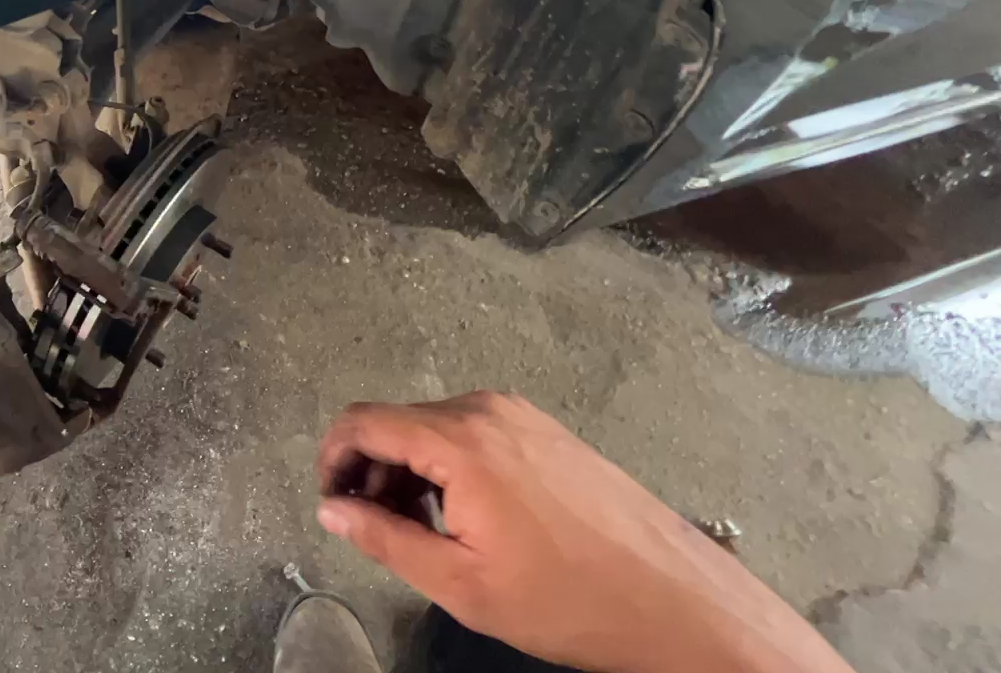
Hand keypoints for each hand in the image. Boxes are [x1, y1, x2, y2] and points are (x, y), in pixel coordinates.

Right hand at [315, 391, 853, 672]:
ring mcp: (519, 414)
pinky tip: (468, 514)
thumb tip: (330, 509)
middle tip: (376, 524)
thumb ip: (382, 538)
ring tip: (425, 527)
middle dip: (372, 469)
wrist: (692, 612)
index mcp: (459, 440)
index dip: (332, 457)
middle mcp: (484, 409)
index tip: (331, 497)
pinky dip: (447, 463)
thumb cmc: (572, 603)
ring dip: (410, 469)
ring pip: (430, 426)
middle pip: (394, 422)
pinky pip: (469, 431)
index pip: (361, 422)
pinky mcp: (543, 428)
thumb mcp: (461, 583)